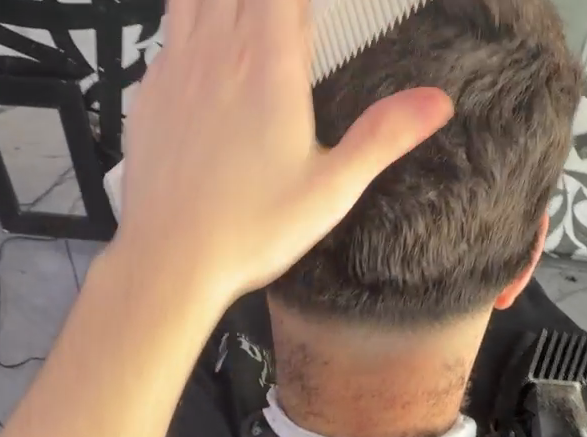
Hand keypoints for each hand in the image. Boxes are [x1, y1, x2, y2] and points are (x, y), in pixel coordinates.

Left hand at [114, 0, 452, 307]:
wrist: (170, 261)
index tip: (307, 21)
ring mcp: (174, 67)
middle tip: (286, 29)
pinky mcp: (147, 94)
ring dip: (224, 4)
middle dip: (267, 3)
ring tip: (246, 24)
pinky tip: (204, 56)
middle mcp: (217, 49)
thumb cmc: (252, 231)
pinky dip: (189, 27)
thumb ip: (383, 137)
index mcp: (268, 62)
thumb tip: (439, 101)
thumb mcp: (330, 191)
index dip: (298, 1)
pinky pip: (168, 35)